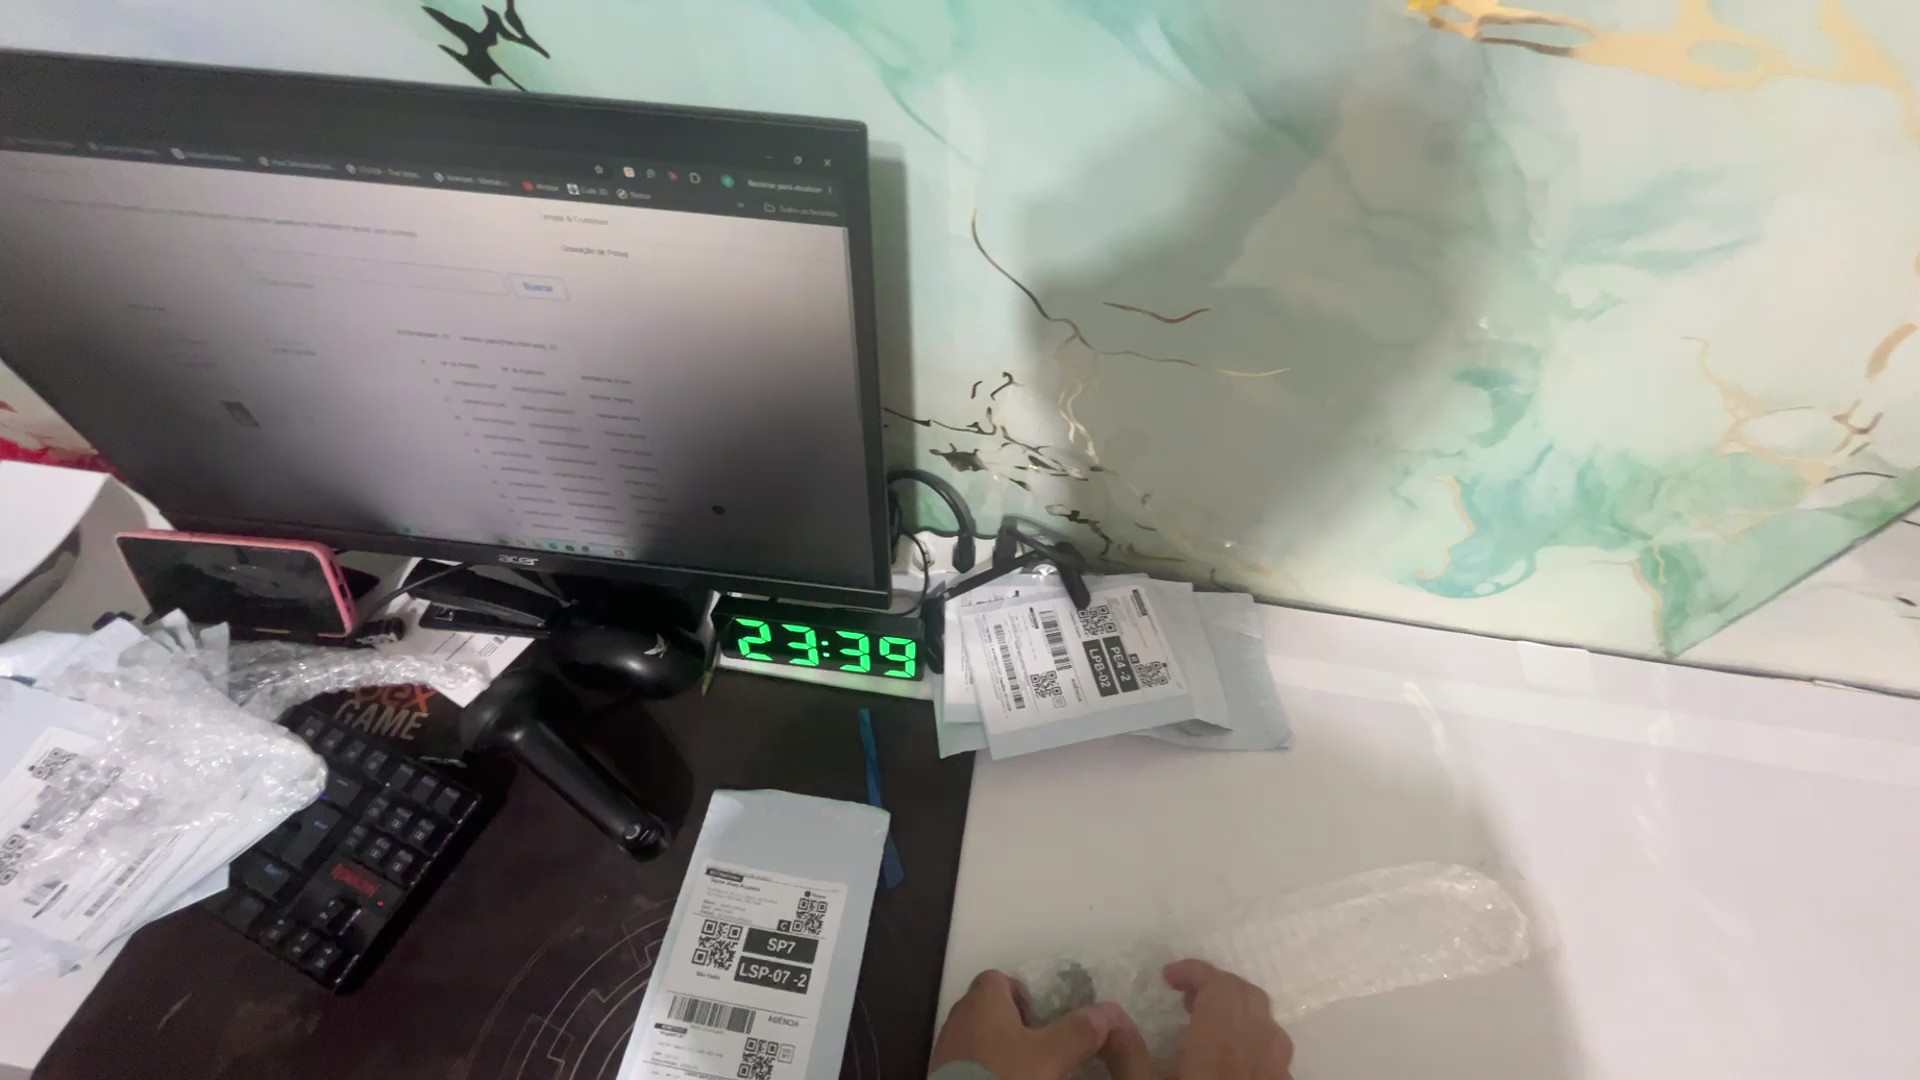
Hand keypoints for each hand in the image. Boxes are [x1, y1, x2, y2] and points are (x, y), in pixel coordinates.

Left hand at [931, 970, 1138, 1079]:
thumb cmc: (1006, 1074)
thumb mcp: (1050, 1056)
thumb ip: (1078, 1031)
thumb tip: (1109, 1012)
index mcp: (983, 996)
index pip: (1002, 979)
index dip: (1025, 996)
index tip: (1044, 1021)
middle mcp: (960, 1013)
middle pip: (992, 1010)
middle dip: (1016, 1027)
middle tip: (1041, 1052)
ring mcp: (947, 1046)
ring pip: (980, 1039)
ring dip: (1000, 1052)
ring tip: (1025, 1073)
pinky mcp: (942, 1072)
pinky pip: (969, 1063)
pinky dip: (986, 1070)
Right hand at [1100, 960, 1293, 1079]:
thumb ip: (1124, 1054)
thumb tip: (1109, 1017)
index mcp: (1219, 1047)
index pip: (1219, 986)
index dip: (1194, 971)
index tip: (1166, 978)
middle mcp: (1255, 1058)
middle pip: (1249, 998)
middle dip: (1216, 986)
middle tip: (1183, 999)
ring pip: (1270, 1028)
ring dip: (1239, 1014)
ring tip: (1206, 1029)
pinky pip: (1277, 1062)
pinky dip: (1255, 1046)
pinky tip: (1228, 1070)